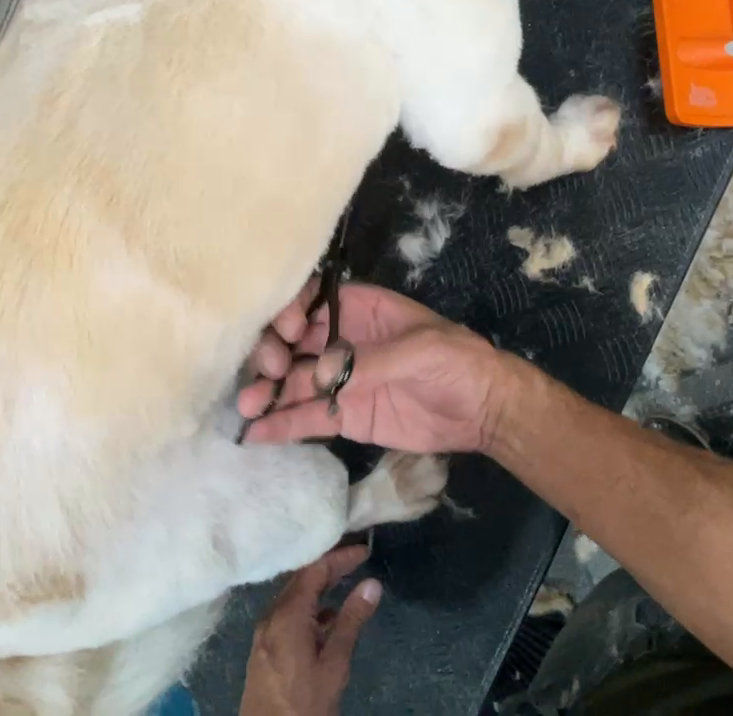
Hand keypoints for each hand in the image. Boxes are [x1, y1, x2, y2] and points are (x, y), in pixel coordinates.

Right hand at [238, 282, 514, 453]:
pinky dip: (281, 424)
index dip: (291, 310)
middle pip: (292, 340)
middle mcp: (344, 342)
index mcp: (363, 310)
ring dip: (267, 390)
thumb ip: (370, 361)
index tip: (287, 331)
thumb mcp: (421, 350)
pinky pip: (307, 418)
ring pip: (293, 380)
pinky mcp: (345, 417)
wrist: (484, 410)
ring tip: (249, 405)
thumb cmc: (459, 362)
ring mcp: (342, 381)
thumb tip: (317, 374)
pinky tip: (255, 433)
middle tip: (268, 371)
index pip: (313, 300)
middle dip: (271, 351)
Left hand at [238, 545, 380, 715]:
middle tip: (357, 559)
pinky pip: (287, 614)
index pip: (313, 570)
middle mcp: (270, 617)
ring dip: (318, 587)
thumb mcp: (334, 664)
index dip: (339, 557)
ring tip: (346, 582)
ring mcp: (263, 634)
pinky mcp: (263, 650)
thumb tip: (372, 583)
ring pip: (292, 597)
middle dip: (328, 566)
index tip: (365, 551)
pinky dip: (308, 607)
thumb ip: (351, 621)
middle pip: (300, 579)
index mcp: (287, 615)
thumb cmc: (304, 704)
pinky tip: (326, 619)